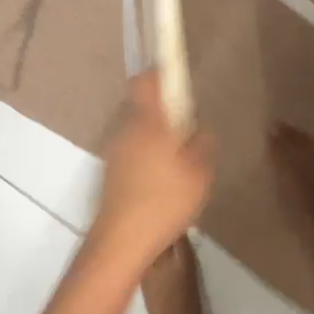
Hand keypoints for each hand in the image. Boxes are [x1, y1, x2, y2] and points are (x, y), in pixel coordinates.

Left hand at [84, 72, 213, 278]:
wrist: (122, 241)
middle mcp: (127, 129)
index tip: (177, 79)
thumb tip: (198, 130)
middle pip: (143, 106)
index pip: (145, 80)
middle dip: (164, 112)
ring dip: (155, 137)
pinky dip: (146, 157)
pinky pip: (132, 151)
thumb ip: (202, 144)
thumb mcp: (199, 174)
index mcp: (149, 122)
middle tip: (187, 132)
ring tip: (178, 164)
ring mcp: (115, 150)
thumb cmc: (164, 201)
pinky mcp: (110, 171)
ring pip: (138, 130)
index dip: (160, 73)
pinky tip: (161, 184)